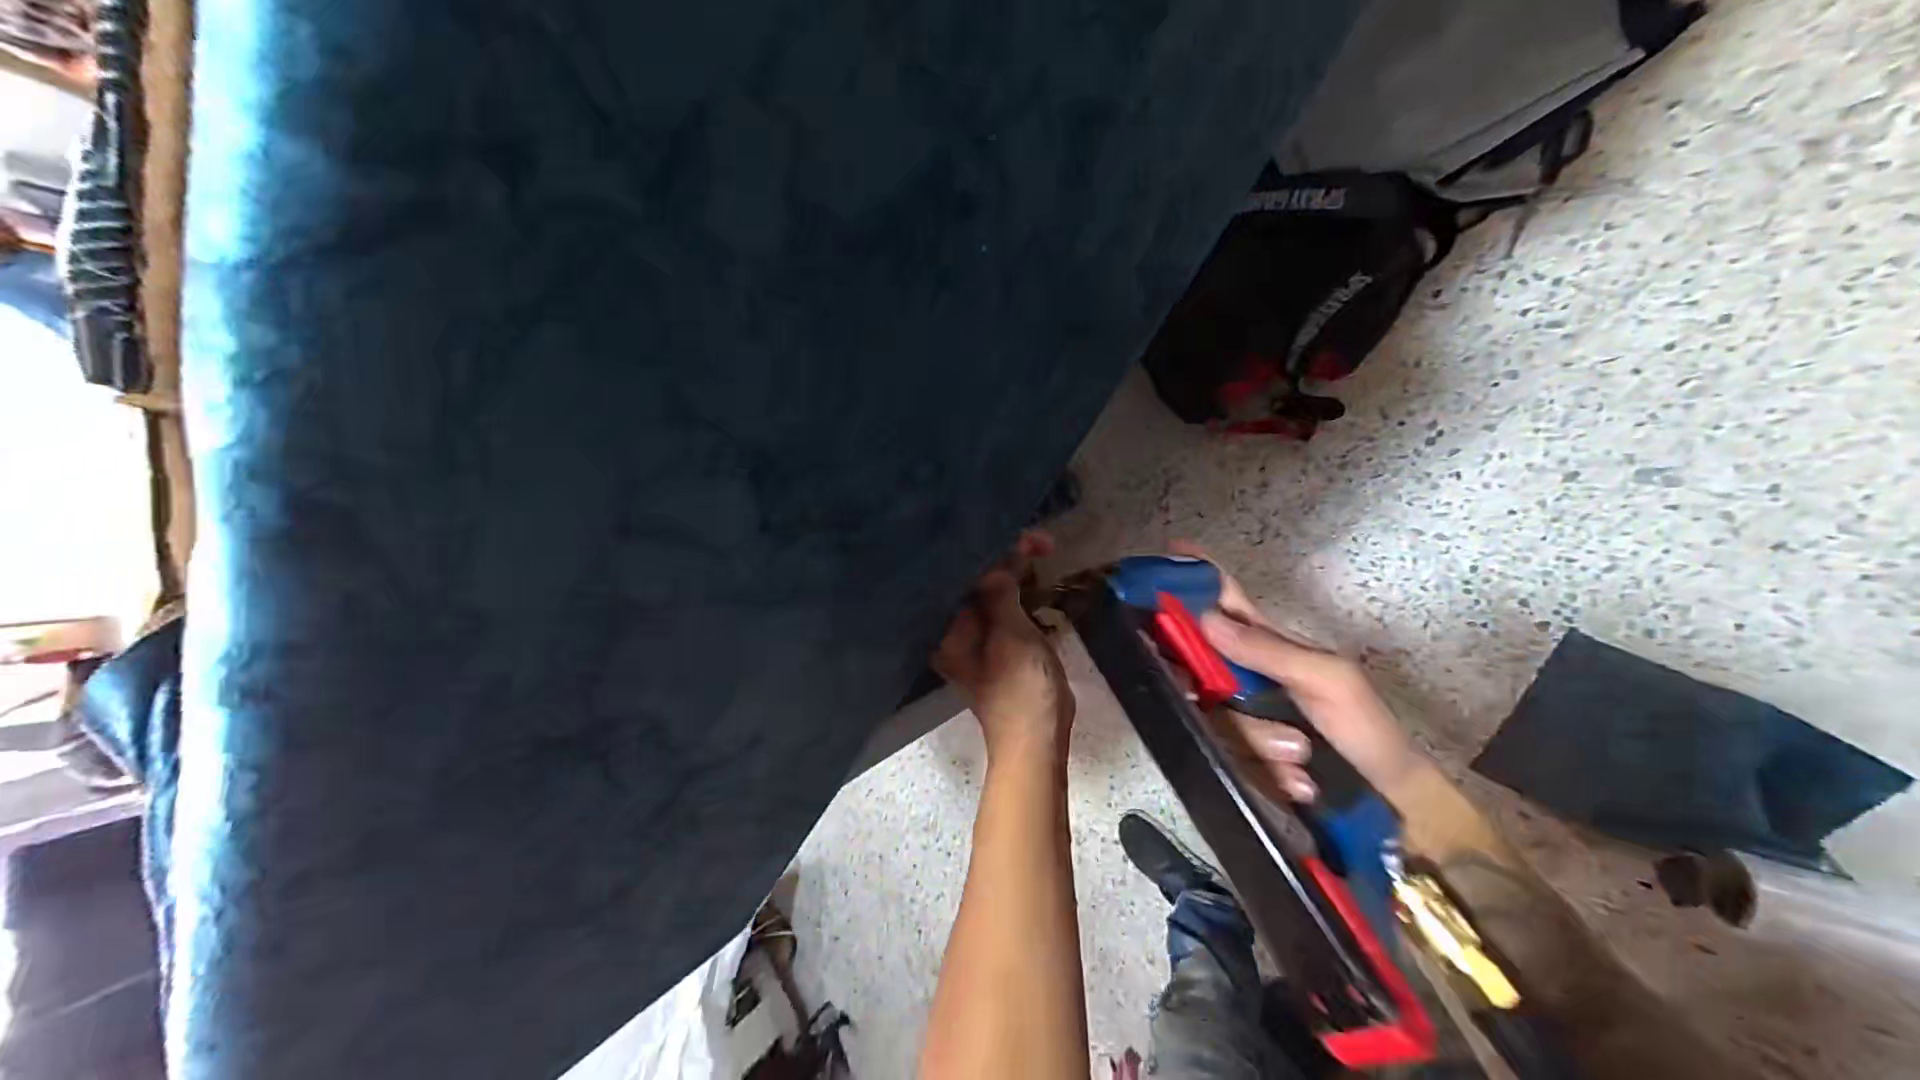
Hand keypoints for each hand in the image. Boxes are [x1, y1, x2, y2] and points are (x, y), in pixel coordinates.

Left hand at [934, 531, 1074, 762]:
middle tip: (1041, 542)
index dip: (990, 550)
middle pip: (973, 580)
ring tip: (1041, 548)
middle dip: (1005, 556)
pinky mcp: (993, 644)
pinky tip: (1033, 575)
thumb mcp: (1011, 633)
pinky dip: (1017, 592)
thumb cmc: (1020, 687)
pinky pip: (1001, 608)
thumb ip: (999, 593)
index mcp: (945, 626)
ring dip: (1014, 571)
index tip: (1026, 538)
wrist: (1037, 737)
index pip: (960, 575)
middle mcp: (951, 628)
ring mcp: (972, 637)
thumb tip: (996, 562)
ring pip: (990, 592)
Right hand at [1169, 543, 1419, 802]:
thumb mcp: (1328, 680)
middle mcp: (1244, 673)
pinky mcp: (1241, 751)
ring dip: (1260, 743)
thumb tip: (1206, 618)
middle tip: (1267, 720)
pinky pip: (1226, 754)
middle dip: (1225, 695)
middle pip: (1198, 666)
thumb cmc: (1366, 729)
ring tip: (1302, 756)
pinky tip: (1298, 781)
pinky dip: (1266, 770)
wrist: (1388, 801)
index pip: (1225, 599)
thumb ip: (1269, 650)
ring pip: (1212, 716)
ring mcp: (1240, 713)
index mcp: (1268, 642)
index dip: (1198, 575)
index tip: (1170, 552)